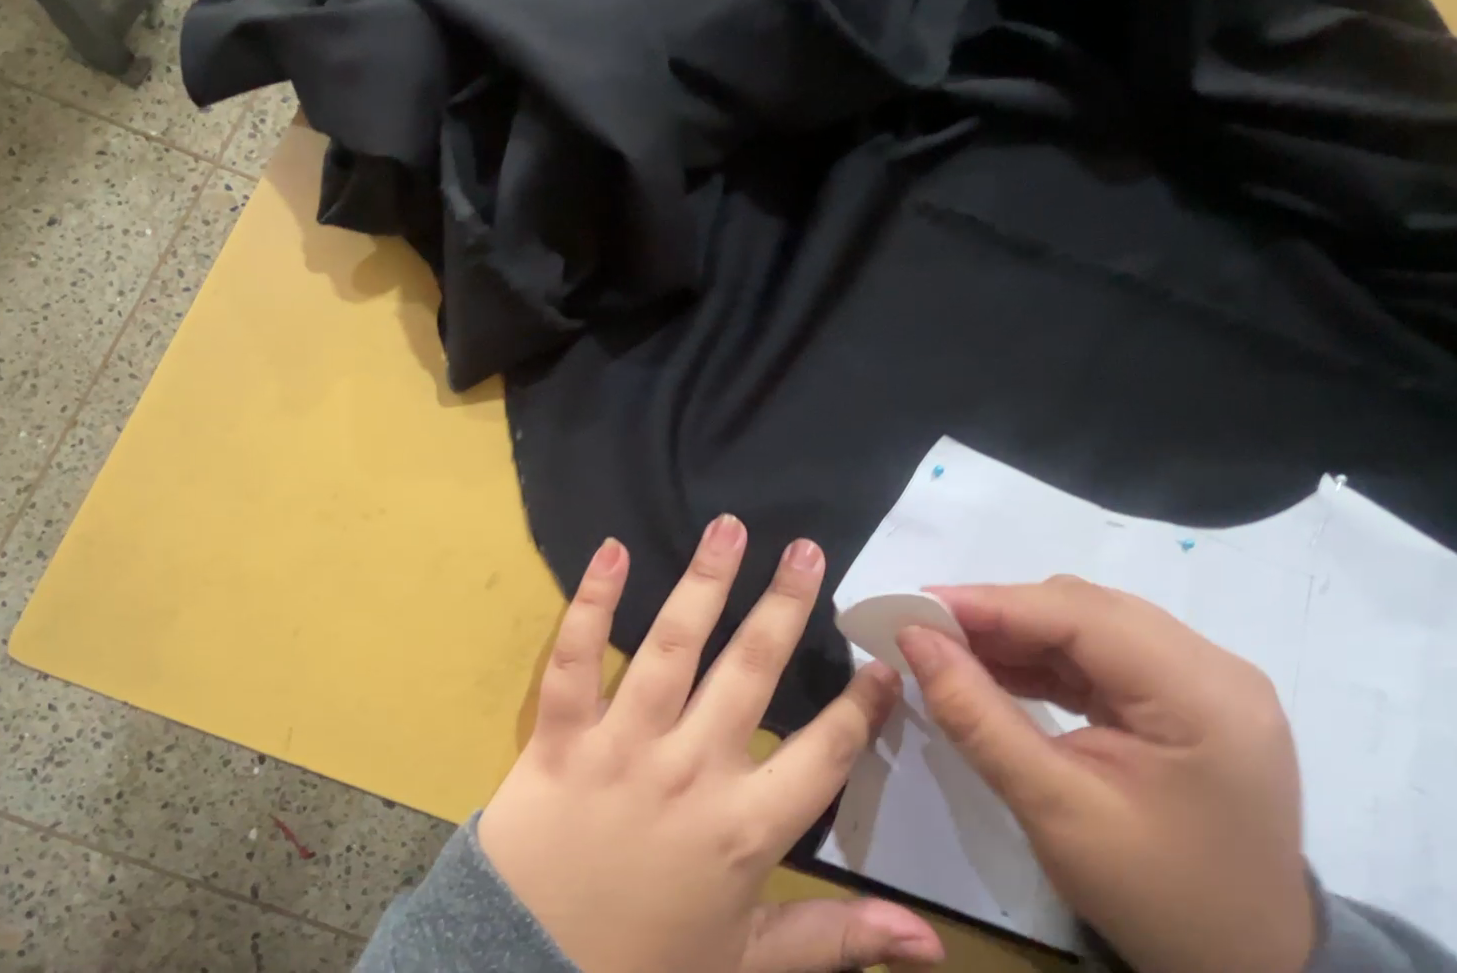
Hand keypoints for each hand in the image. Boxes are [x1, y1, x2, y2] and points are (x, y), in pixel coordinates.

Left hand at [479, 516, 943, 971]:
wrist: (525, 971)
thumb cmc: (640, 963)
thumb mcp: (748, 961)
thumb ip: (837, 938)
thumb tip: (931, 941)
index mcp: (744, 827)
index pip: (822, 753)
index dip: (861, 708)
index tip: (884, 661)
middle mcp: (690, 770)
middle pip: (750, 672)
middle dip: (784, 606)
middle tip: (806, 550)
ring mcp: (622, 745)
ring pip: (672, 647)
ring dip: (705, 581)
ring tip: (728, 527)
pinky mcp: (561, 735)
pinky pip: (574, 659)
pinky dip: (591, 602)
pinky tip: (612, 551)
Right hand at [898, 576, 1314, 972]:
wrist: (1244, 964)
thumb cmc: (1153, 895)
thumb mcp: (1053, 808)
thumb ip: (978, 716)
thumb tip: (913, 639)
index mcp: (1203, 695)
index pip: (1082, 616)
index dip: (992, 603)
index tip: (914, 605)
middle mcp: (1214, 669)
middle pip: (1087, 610)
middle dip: (1000, 615)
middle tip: (923, 630)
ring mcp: (1203, 682)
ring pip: (1089, 626)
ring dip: (1016, 634)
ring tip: (947, 648)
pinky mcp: (1183, 699)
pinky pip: (1099, 656)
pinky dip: (1041, 658)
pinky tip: (993, 669)